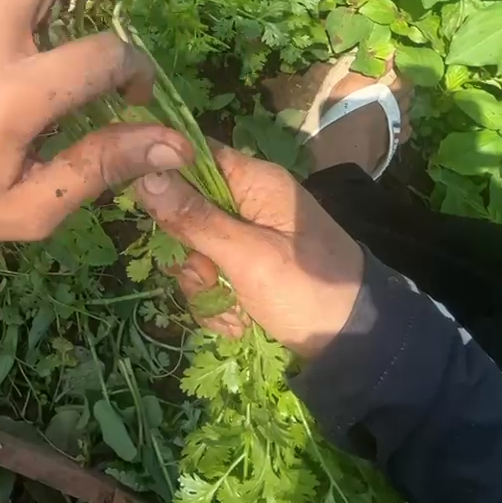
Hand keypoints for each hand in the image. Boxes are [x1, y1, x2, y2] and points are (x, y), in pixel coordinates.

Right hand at [135, 146, 364, 357]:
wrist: (359, 349)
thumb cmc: (308, 290)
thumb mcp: (248, 256)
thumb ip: (194, 217)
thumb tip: (142, 175)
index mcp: (254, 181)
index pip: (192, 153)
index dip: (162, 171)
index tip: (148, 205)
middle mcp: (247, 200)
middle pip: (184, 205)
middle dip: (187, 249)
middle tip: (207, 276)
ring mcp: (245, 234)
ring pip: (191, 245)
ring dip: (201, 283)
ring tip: (229, 309)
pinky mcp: (243, 264)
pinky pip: (207, 272)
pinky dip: (215, 299)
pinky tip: (236, 320)